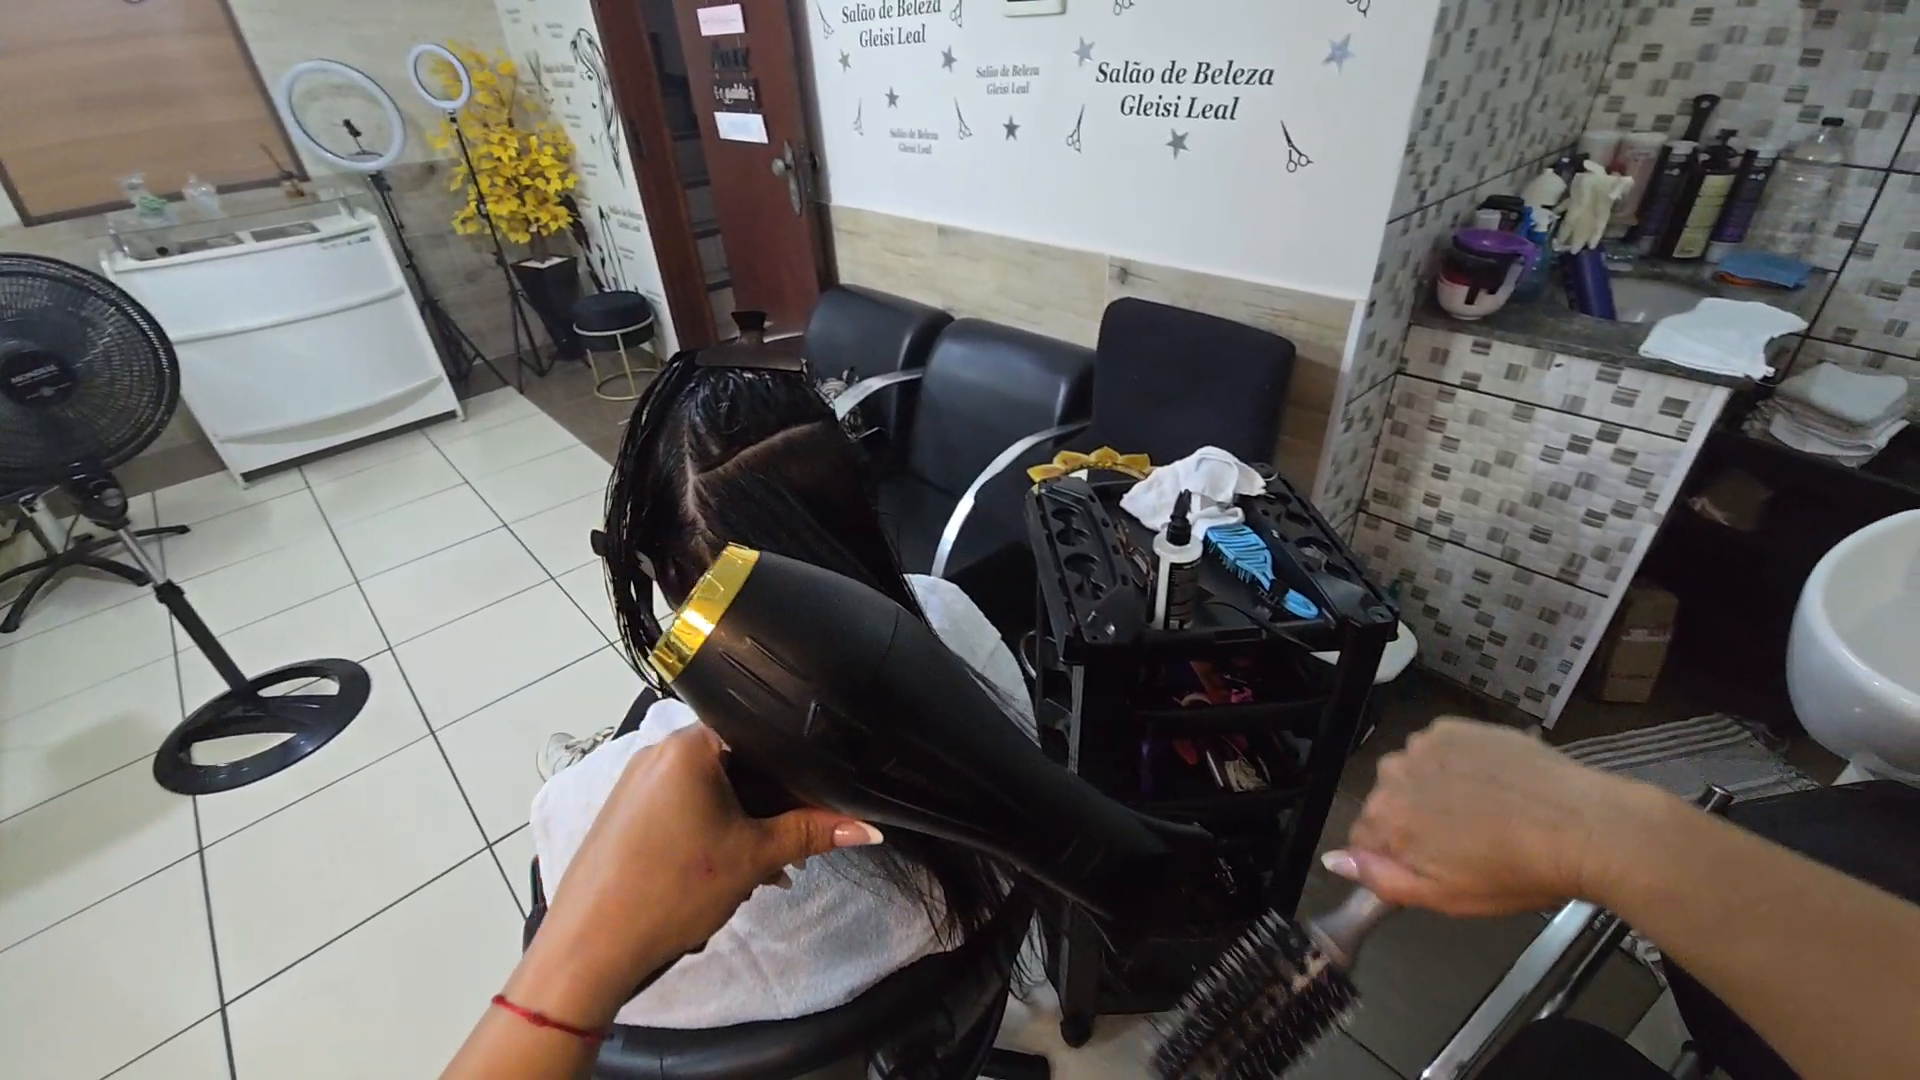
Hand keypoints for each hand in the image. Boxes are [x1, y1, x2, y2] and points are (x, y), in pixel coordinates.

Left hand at [508, 725, 881, 1026]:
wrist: (586, 952)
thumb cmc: (671, 889)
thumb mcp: (753, 857)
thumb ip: (812, 832)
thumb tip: (867, 827)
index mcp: (690, 743)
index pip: (763, 734)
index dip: (798, 766)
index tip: (821, 797)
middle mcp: (661, 750)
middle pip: (739, 760)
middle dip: (773, 801)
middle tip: (797, 841)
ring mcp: (638, 780)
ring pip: (714, 785)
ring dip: (746, 818)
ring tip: (768, 864)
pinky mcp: (627, 810)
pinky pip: (686, 802)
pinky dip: (714, 824)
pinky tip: (730, 865)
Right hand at [1323, 718, 1667, 916]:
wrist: (1587, 825)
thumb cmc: (1517, 871)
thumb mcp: (1447, 896)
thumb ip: (1380, 878)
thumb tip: (1332, 861)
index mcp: (1386, 817)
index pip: (1365, 837)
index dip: (1397, 854)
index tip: (1434, 864)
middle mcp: (1392, 773)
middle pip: (1389, 800)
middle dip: (1415, 818)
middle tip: (1465, 842)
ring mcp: (1423, 744)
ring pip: (1414, 773)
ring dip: (1435, 789)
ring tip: (1485, 812)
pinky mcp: (1454, 727)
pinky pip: (1440, 748)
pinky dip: (1456, 763)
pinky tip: (1492, 783)